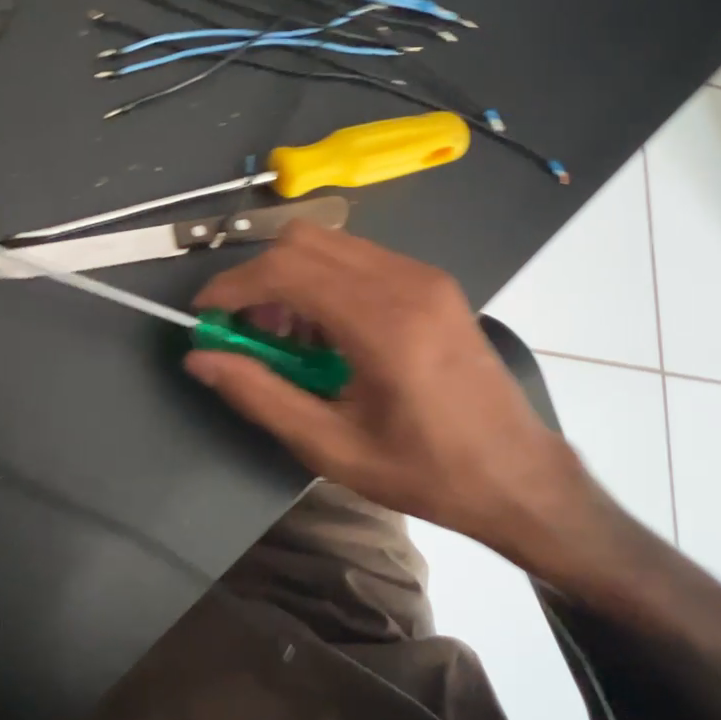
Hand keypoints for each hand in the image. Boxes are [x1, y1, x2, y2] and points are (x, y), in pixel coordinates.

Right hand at [184, 224, 595, 559]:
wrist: (521, 478)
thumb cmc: (425, 472)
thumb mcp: (330, 447)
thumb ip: (259, 395)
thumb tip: (199, 359)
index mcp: (383, 324)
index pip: (286, 270)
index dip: (232, 286)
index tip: (204, 315)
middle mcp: (405, 282)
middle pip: (303, 241)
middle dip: (258, 277)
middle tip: (247, 329)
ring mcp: (424, 276)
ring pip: (329, 242)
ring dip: (289, 276)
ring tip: (285, 335)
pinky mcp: (433, 282)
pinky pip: (357, 257)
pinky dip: (322, 279)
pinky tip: (325, 331)